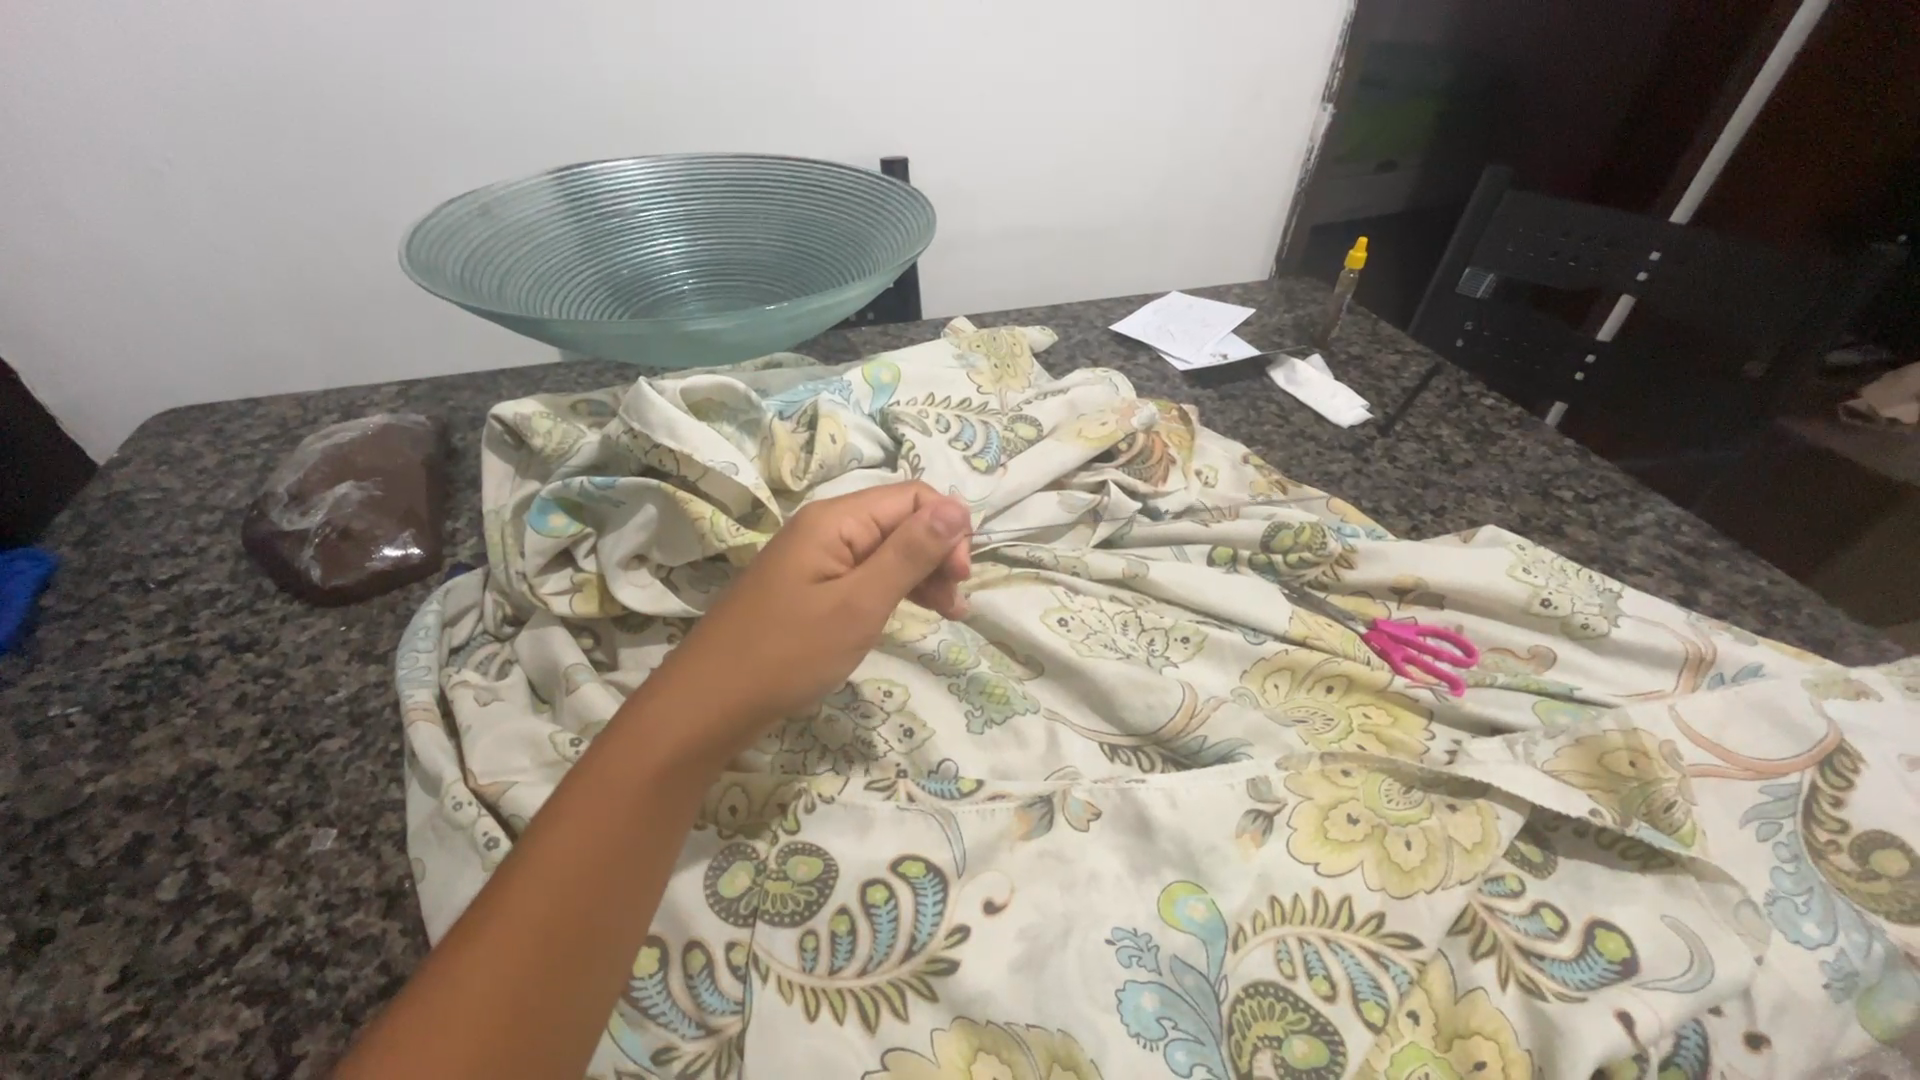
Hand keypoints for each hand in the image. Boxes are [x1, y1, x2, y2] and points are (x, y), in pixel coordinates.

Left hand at [631, 481, 971, 768]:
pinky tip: (912, 612)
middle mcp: (826, 526)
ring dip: (921, 573)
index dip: (948, 530)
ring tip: (947, 614)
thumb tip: (957, 506)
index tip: (961, 579)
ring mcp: (816, 555)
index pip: (914, 496)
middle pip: (901, 519)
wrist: (711, 702)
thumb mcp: (859, 605)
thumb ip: (909, 554)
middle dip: (938, 553)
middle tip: (955, 605)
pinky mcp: (811, 584)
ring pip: (886, 547)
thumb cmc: (789, 654)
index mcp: (836, 520)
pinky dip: (894, 588)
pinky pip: (865, 571)